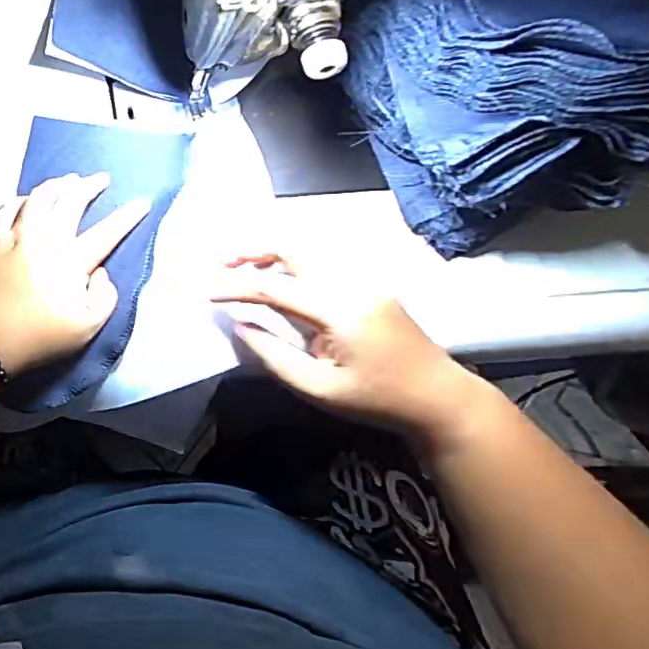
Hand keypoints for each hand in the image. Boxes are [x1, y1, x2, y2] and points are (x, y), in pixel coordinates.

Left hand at [0, 173, 150, 371]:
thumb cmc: (35, 337)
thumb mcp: (84, 330)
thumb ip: (104, 299)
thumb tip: (101, 273)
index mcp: (70, 260)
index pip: (107, 232)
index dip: (128, 216)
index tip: (143, 202)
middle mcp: (43, 239)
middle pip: (70, 200)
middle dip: (90, 185)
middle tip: (101, 179)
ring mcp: (14, 237)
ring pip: (37, 197)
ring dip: (56, 184)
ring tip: (67, 180)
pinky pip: (7, 209)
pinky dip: (21, 200)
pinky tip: (25, 200)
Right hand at [213, 253, 498, 437]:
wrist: (439, 397)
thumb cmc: (377, 399)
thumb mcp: (319, 389)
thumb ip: (274, 356)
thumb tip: (241, 326)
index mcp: (339, 310)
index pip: (275, 288)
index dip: (237, 288)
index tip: (208, 294)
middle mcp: (352, 284)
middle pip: (294, 249)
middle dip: (254, 250)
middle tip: (223, 263)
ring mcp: (365, 281)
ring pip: (309, 252)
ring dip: (274, 255)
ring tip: (245, 269)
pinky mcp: (370, 286)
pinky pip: (324, 264)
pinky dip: (295, 265)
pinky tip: (281, 279)